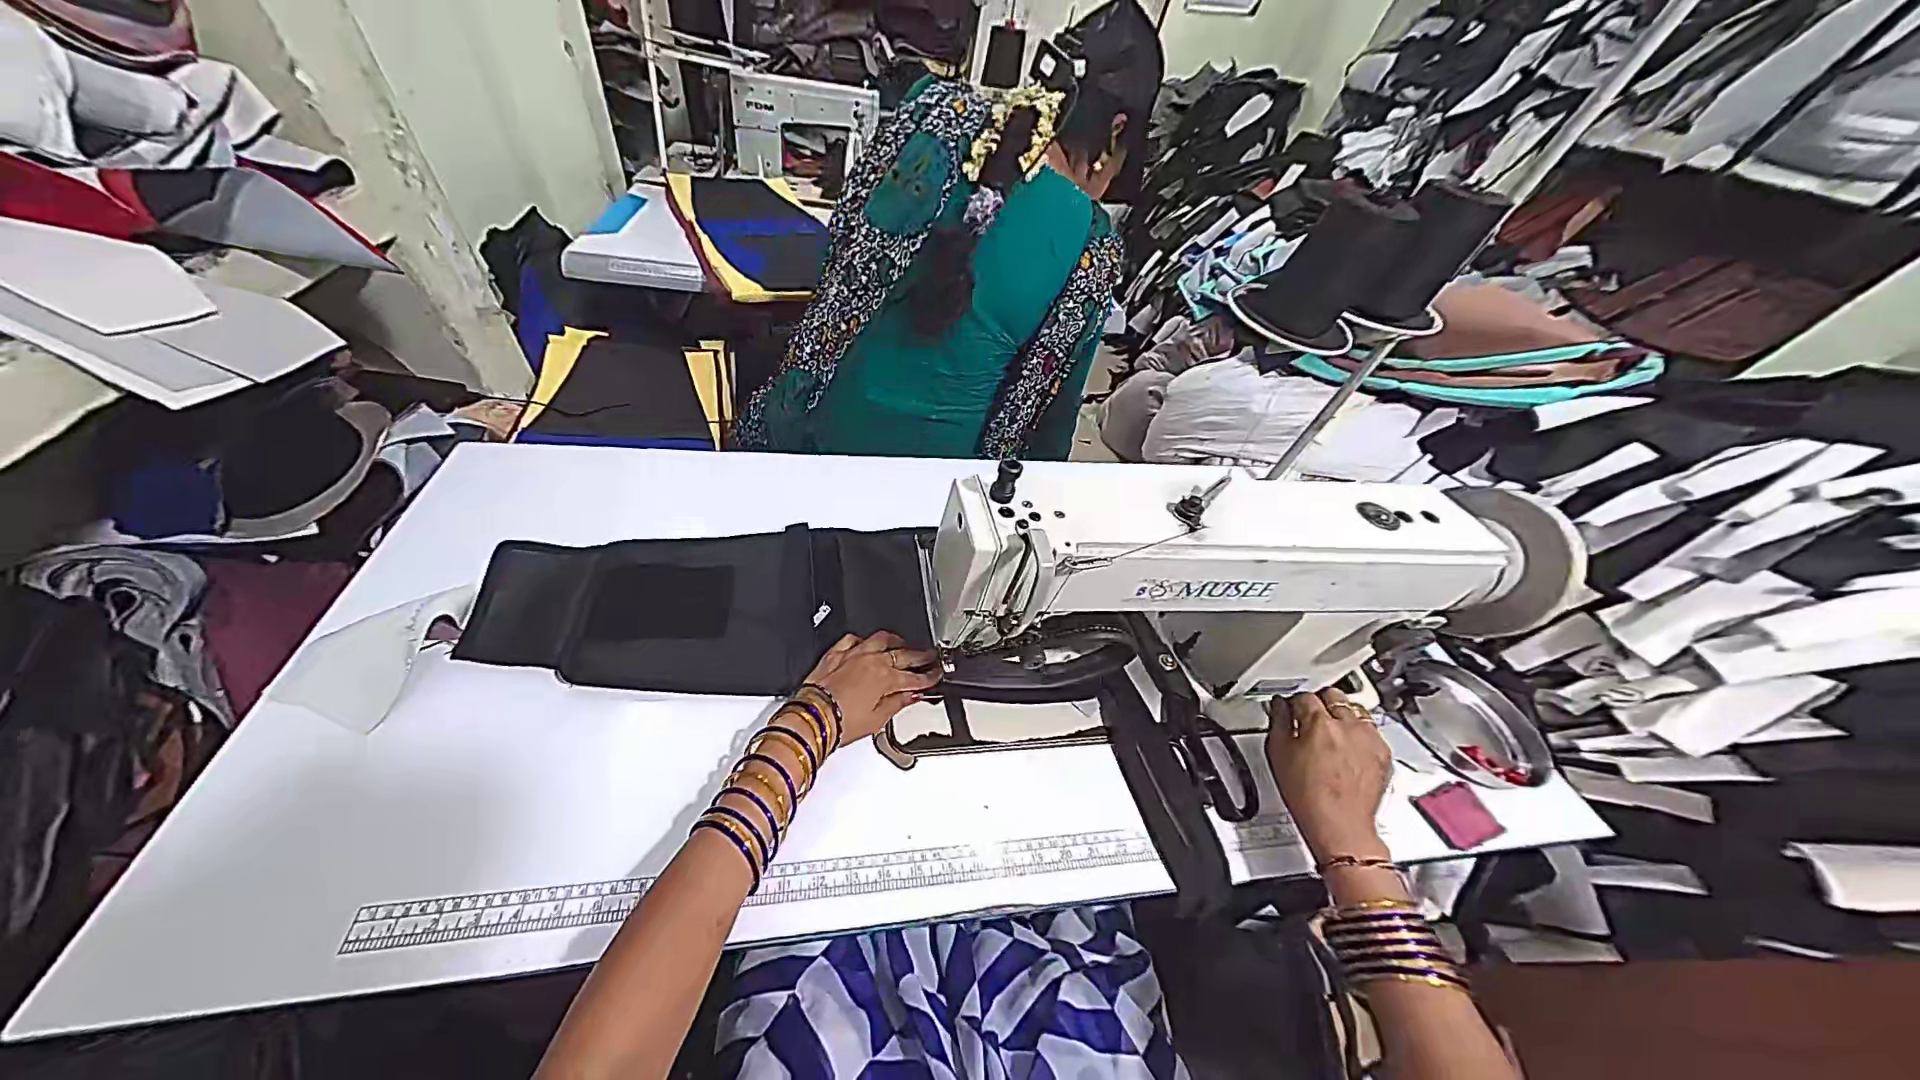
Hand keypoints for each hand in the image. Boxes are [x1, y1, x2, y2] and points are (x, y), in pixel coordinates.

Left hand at [799, 632, 939, 745]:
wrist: (810, 717)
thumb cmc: (839, 722)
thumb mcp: (877, 720)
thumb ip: (897, 703)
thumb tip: (910, 696)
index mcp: (886, 679)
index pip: (915, 677)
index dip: (929, 677)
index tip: (936, 675)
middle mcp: (872, 662)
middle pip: (904, 654)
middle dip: (921, 656)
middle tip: (930, 656)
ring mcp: (853, 655)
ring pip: (881, 639)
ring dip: (897, 641)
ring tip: (904, 644)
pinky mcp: (835, 654)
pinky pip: (853, 639)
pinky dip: (864, 640)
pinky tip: (867, 642)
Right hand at [1265, 687, 1392, 863]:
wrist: (1339, 825)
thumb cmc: (1308, 796)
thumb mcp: (1278, 753)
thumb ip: (1278, 721)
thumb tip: (1280, 706)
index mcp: (1320, 724)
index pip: (1304, 696)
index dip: (1293, 703)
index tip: (1290, 710)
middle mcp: (1350, 727)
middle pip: (1333, 695)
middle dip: (1319, 703)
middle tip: (1309, 718)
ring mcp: (1370, 740)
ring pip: (1355, 709)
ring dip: (1341, 715)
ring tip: (1330, 732)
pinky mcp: (1384, 753)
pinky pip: (1371, 730)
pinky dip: (1358, 733)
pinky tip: (1346, 746)